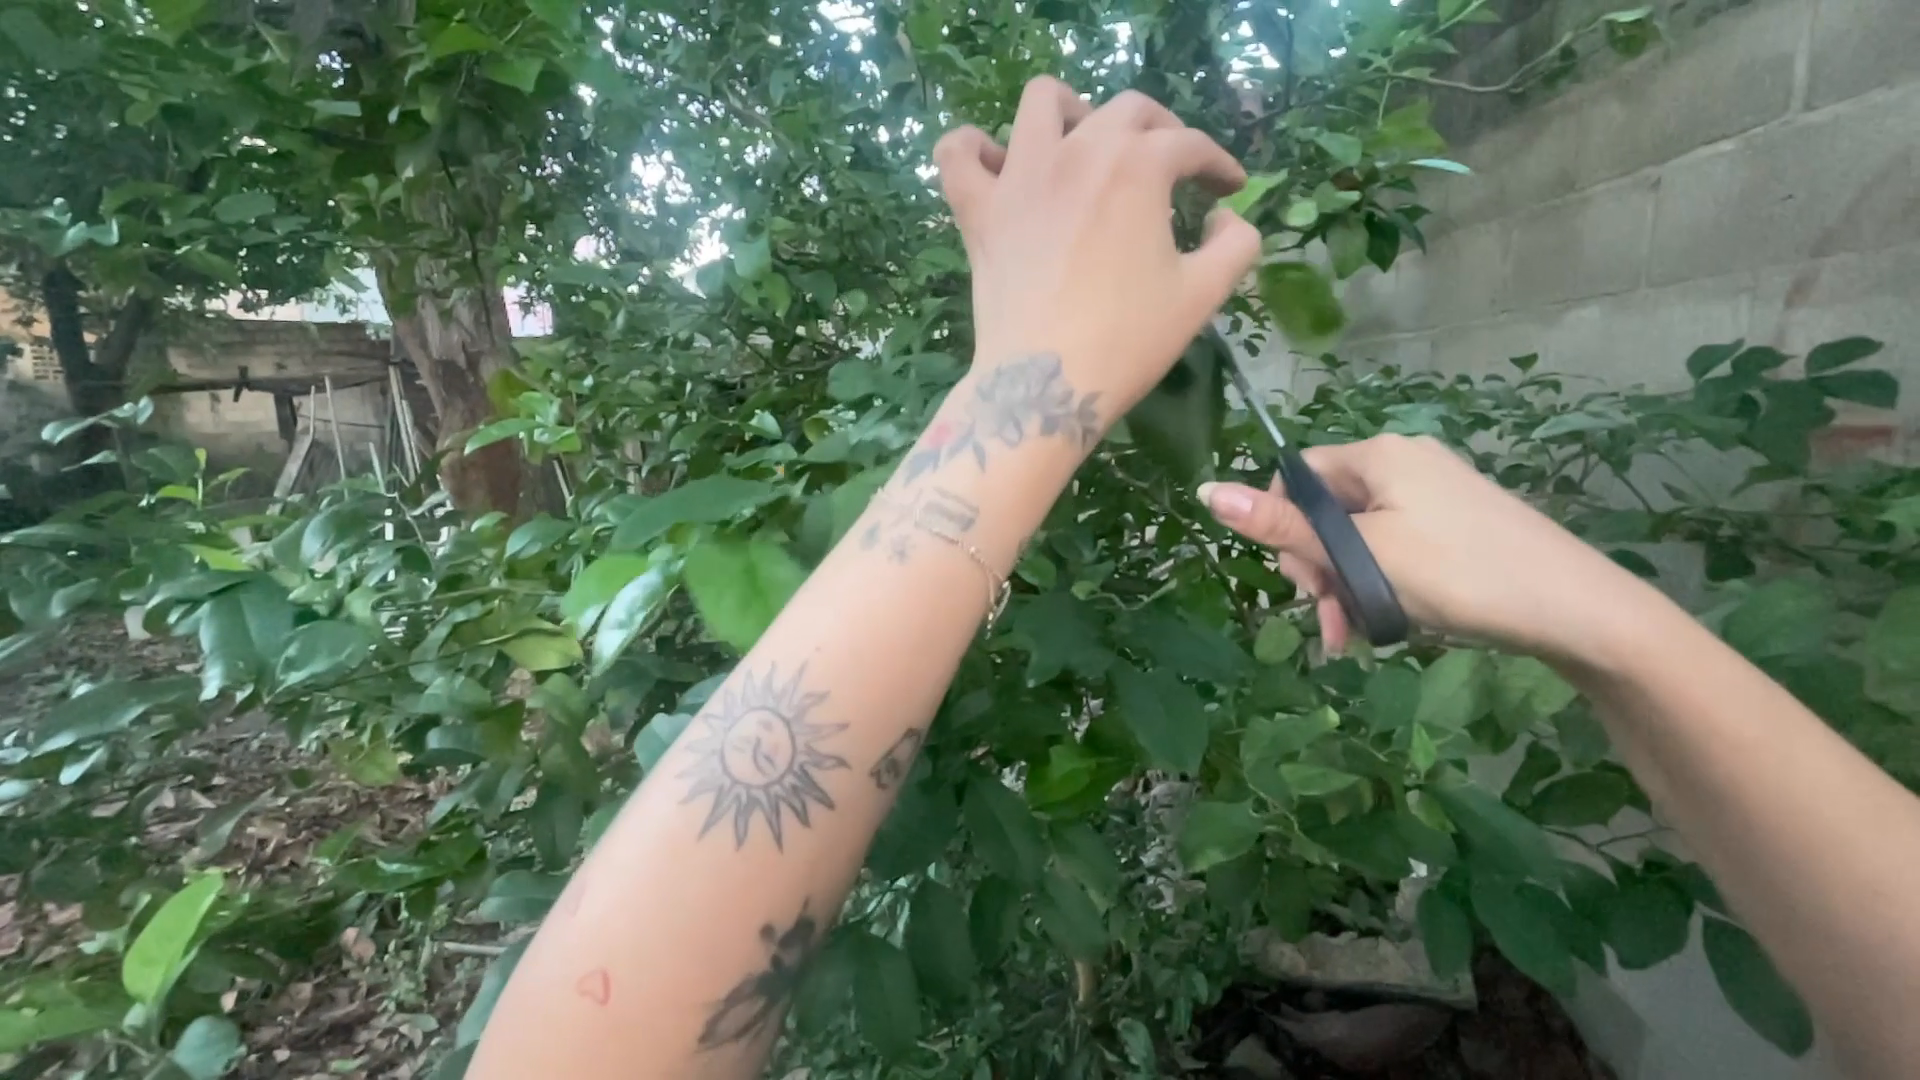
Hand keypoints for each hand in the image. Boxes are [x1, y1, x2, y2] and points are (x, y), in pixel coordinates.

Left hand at [933, 78, 1261, 422]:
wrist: (1047, 384)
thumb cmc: (1127, 341)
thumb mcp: (1203, 295)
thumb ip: (1236, 243)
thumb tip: (1224, 217)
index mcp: (1138, 166)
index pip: (1189, 146)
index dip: (1217, 166)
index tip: (1227, 190)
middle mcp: (1078, 151)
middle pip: (1127, 111)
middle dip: (1161, 131)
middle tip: (1171, 169)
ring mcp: (1020, 177)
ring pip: (1042, 103)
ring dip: (1073, 111)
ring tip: (1085, 144)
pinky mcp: (979, 211)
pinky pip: (958, 155)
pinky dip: (974, 149)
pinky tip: (997, 165)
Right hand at [1198, 434, 1659, 662]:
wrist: (1578, 611)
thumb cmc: (1456, 573)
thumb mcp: (1359, 553)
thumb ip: (1281, 525)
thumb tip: (1206, 490)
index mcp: (1378, 454)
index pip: (1296, 477)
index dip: (1283, 528)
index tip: (1302, 580)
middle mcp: (1404, 461)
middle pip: (1325, 511)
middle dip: (1317, 569)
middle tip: (1331, 618)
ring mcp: (1433, 492)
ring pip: (1357, 537)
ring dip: (1343, 587)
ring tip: (1353, 637)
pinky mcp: (1455, 522)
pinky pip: (1392, 547)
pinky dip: (1378, 585)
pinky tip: (1383, 625)